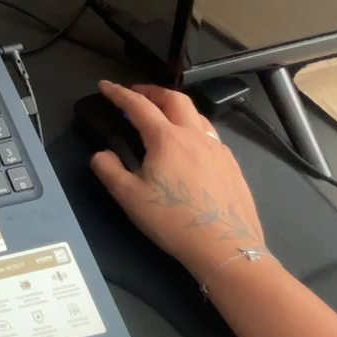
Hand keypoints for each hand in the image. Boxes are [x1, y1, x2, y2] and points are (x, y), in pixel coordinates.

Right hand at [88, 79, 264, 277]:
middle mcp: (195, 138)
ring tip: (163, 117)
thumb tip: (103, 155)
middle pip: (175, 99)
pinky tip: (188, 147)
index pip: (138, 105)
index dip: (118, 92)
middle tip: (137, 93)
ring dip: (175, 108)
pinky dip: (193, 129)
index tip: (105, 86)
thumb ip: (107, 168)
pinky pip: (211, 137)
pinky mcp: (233, 168)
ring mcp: (219, 152)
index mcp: (167, 140)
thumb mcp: (128, 196)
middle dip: (152, 91)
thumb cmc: (173, 221)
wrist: (227, 250)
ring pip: (197, 116)